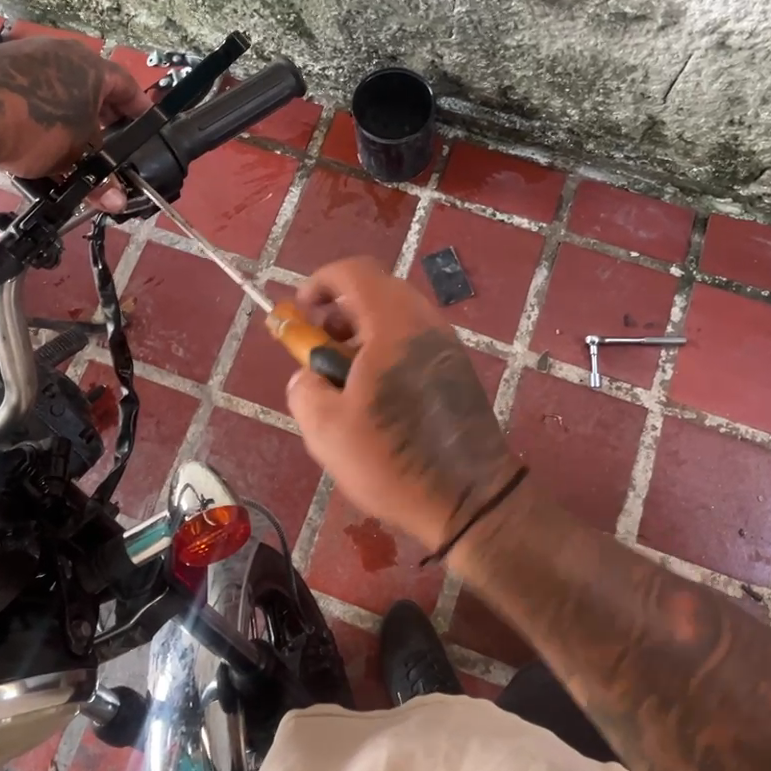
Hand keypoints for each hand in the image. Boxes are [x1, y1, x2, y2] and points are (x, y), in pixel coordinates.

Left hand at [0, 36, 150, 182]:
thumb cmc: (32, 128)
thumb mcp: (75, 158)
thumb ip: (100, 178)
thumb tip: (114, 199)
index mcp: (89, 65)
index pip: (126, 86)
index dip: (138, 110)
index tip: (144, 124)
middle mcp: (58, 52)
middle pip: (90, 86)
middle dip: (100, 117)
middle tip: (106, 142)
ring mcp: (20, 56)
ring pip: (55, 88)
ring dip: (66, 116)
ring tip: (65, 147)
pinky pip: (25, 91)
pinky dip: (35, 112)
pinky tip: (29, 138)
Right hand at [284, 258, 518, 549]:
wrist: (471, 498)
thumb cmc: (393, 460)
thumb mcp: (327, 429)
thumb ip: (305, 389)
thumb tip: (307, 376)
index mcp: (394, 324)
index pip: (354, 272)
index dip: (319, 283)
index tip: (299, 313)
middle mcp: (425, 323)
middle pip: (376, 290)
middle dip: (338, 311)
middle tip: (318, 348)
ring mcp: (446, 345)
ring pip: (396, 316)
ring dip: (362, 333)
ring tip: (343, 378)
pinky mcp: (456, 369)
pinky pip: (413, 340)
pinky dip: (386, 350)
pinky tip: (375, 396)